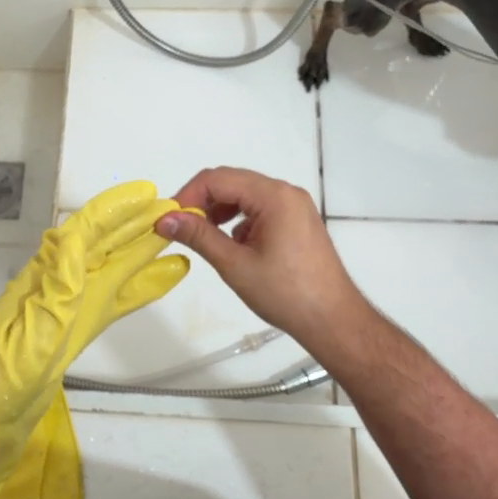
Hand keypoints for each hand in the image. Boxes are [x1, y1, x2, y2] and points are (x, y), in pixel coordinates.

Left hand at [0, 181, 189, 498]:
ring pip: (112, 271)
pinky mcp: (72, 336)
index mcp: (42, 283)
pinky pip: (113, 302)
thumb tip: (74, 236)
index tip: (149, 194)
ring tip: (179, 237)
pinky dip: (139, 288)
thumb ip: (55, 291)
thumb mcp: (29, 338)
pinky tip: (163, 280)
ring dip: (143, 252)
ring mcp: (64, 312)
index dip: (115, 212)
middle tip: (178, 209)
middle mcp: (55, 288)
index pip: (82, 234)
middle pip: (101, 246)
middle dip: (136, 225)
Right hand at [154, 167, 366, 346]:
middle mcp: (286, 192)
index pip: (218, 178)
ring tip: (202, 237)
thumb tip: (165, 219)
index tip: (168, 220)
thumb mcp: (235, 264)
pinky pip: (260, 209)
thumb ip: (199, 236)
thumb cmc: (284, 293)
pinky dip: (239, 221)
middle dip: (202, 202)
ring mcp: (295, 206)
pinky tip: (232, 246)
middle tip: (179, 228)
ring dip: (219, 210)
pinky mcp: (297, 222)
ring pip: (245, 196)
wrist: (332, 319)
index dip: (188, 195)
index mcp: (273, 196)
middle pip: (232, 182)